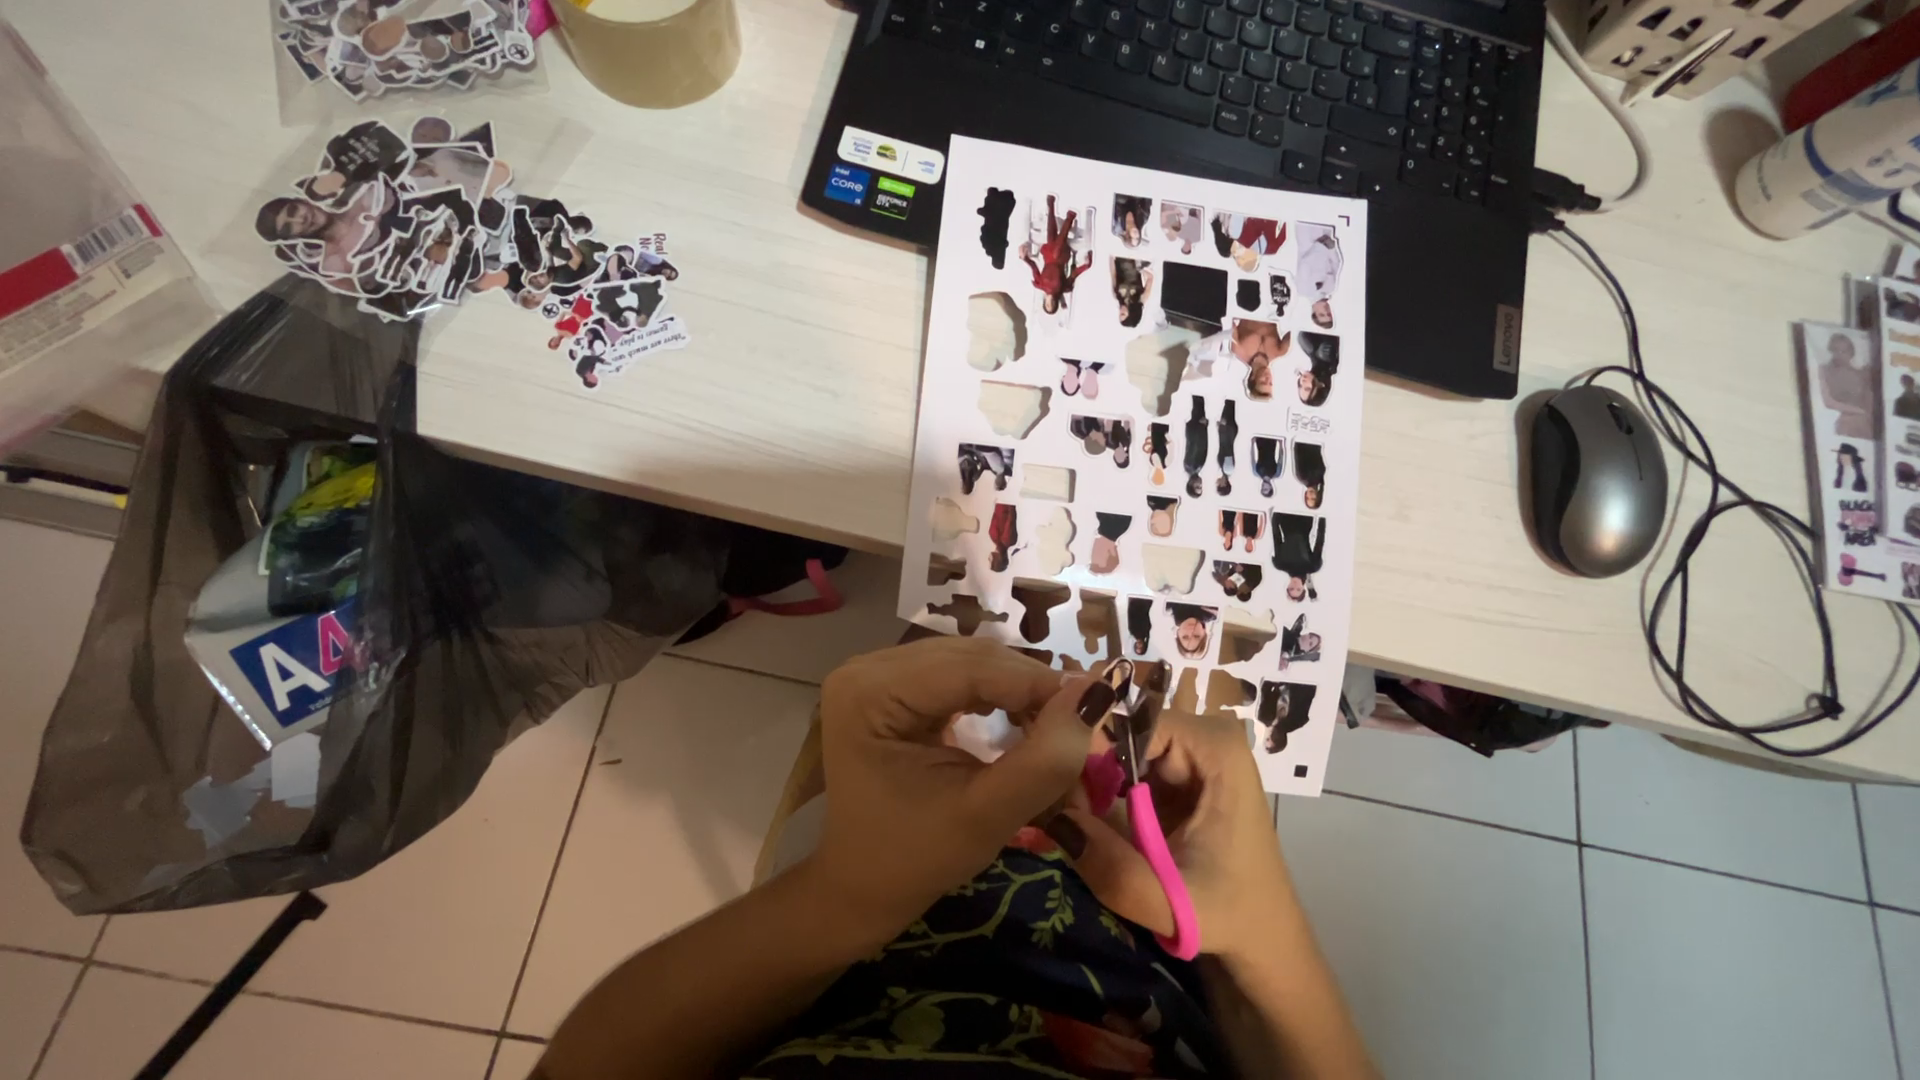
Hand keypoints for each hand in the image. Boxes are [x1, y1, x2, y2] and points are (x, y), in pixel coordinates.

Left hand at [809, 638, 1104, 933]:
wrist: (858, 889)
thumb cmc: (913, 861)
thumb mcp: (985, 816)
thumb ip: (1042, 760)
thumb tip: (1096, 695)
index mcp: (870, 693)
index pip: (971, 669)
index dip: (1038, 684)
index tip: (1098, 710)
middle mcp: (868, 669)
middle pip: (972, 659)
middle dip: (1031, 690)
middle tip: (1081, 728)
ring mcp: (877, 674)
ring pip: (972, 663)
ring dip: (1020, 691)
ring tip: (1057, 729)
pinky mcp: (892, 687)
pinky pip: (959, 676)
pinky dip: (998, 696)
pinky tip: (1022, 721)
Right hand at [1049, 710, 1292, 960]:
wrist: (1264, 938)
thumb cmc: (1232, 916)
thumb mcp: (1170, 902)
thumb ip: (1114, 867)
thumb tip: (1055, 819)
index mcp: (1217, 749)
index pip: (1132, 722)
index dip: (1091, 750)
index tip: (1062, 794)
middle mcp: (1206, 736)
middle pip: (1122, 730)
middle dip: (1085, 766)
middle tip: (1058, 812)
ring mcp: (1191, 753)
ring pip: (1118, 745)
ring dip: (1088, 781)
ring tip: (1068, 818)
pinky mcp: (1177, 773)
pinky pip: (1125, 765)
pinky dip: (1100, 789)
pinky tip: (1086, 819)